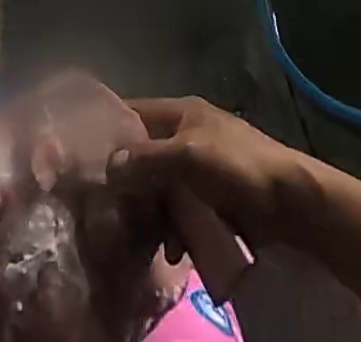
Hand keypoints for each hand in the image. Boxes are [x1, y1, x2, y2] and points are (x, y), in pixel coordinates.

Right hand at [110, 96, 316, 243]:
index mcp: (182, 114)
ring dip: (147, 212)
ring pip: (156, 187)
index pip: (133, 111)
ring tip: (136, 237)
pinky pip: (176, 209)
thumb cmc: (238, 167)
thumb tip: (107, 164)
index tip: (72, 153)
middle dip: (123, 181)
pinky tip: (171, 249)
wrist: (288, 200)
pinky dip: (171, 227)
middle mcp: (186, 135)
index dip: (105, 127)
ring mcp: (197, 166)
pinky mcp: (207, 196)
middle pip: (141, 154)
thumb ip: (147, 158)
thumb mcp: (189, 156)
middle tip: (97, 208)